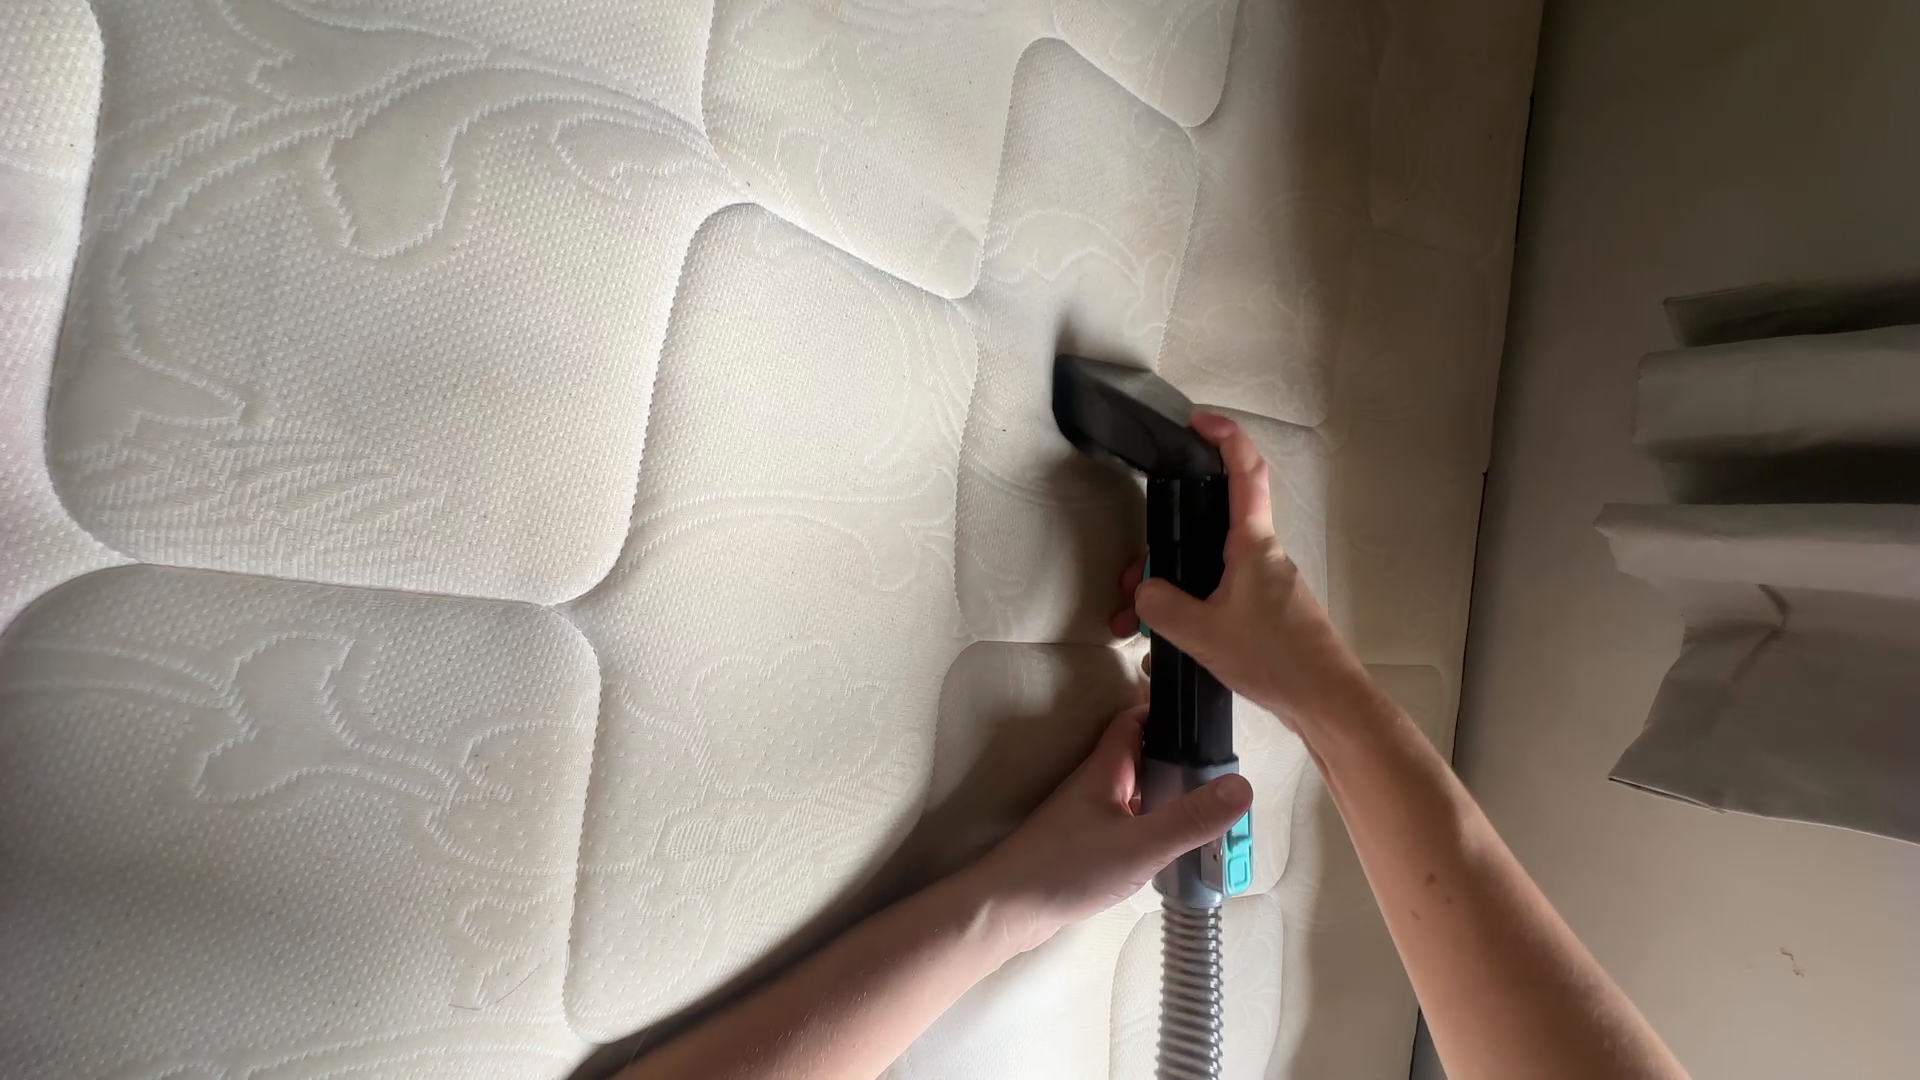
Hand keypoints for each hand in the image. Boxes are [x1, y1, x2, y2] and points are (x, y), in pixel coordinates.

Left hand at [962, 706, 1252, 953]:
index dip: (1167, 712)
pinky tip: (1176, 842)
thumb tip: (1242, 786)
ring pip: (1140, 788)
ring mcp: (1092, 810)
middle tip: (1225, 773)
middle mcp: (1099, 781)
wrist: (1011, 907)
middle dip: (1181, 758)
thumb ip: (1189, 818)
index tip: (1206, 719)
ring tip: (1213, 810)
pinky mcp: (1090, 838)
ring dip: (1171, 792)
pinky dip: (1157, 821)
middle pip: (1144, 754)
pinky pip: (1133, 817)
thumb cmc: (1068, 866)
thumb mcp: (1139, 845)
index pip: (1137, 719)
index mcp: (1106, 767)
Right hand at [1110, 412, 1371, 732]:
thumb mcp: (1202, 631)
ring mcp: (1260, 583)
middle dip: (1158, 547)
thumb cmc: (1273, 656)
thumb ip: (1162, 605)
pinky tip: (1164, 638)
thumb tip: (1142, 593)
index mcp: (1251, 543)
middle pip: (1204, 528)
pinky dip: (1184, 607)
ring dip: (1166, 588)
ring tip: (1134, 625)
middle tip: (1128, 580)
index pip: (1245, 471)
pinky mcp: (1260, 610)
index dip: (1223, 436)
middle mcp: (1258, 554)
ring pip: (1203, 567)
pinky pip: (1213, 593)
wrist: (1325, 701)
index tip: (1196, 422)